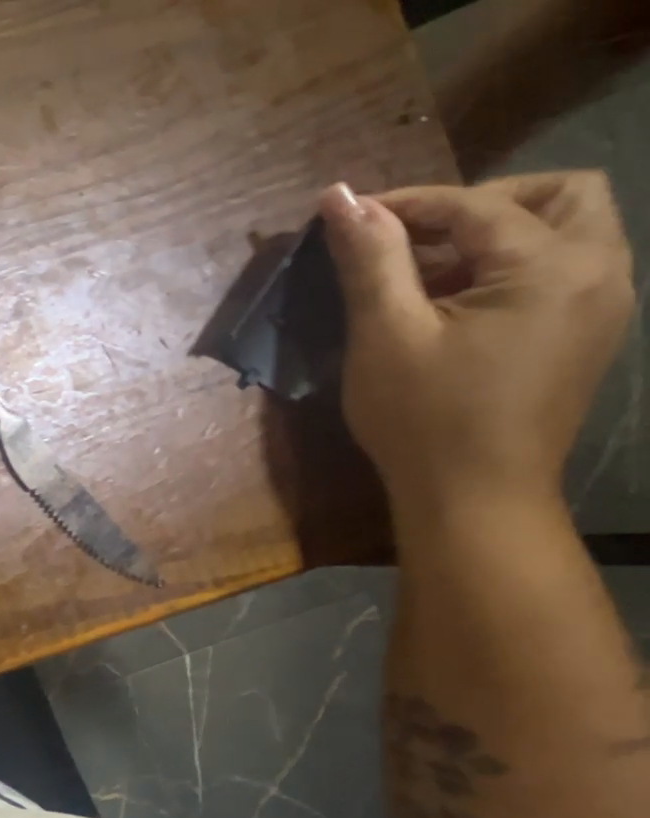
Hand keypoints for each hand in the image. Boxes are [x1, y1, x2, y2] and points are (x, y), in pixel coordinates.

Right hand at [319, 172, 635, 510]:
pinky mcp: (588, 332)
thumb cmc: (423, 416)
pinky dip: (509, 267)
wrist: (475, 497)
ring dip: (495, 235)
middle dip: (480, 203)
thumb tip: (339, 196)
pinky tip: (453, 305)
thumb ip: (371, 258)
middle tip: (413, 239)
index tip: (346, 216)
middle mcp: (599, 271)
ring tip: (425, 275)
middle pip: (558, 195)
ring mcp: (602, 304)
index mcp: (553, 266)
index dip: (407, 203)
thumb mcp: (385, 333)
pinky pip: (560, 270)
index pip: (477, 203)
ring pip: (566, 229)